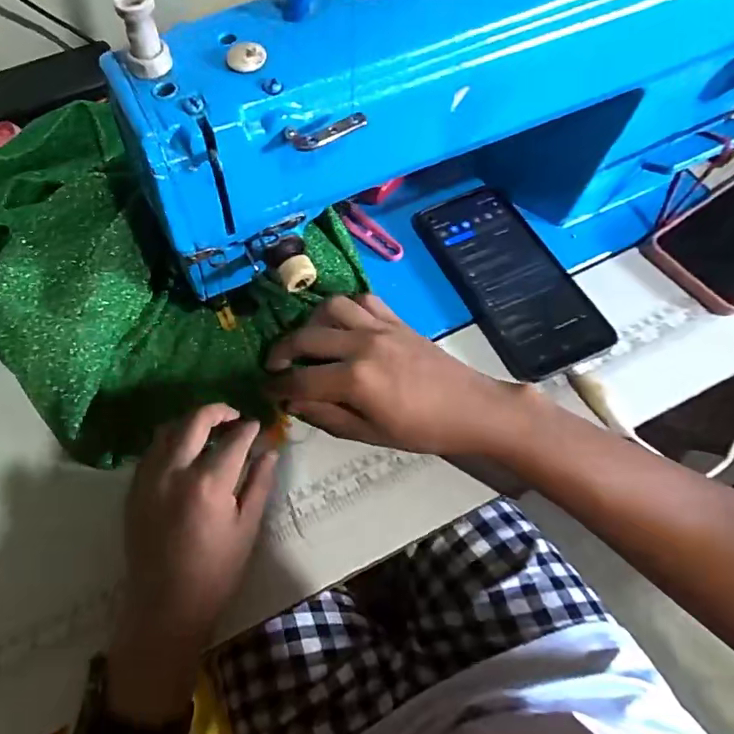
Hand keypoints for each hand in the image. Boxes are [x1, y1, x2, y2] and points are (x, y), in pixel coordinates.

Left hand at [108, 405, 276, 720]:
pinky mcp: (133, 490)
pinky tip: (184, 452)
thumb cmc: (216, 572)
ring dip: (191, 422)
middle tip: (234, 416)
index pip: (234, 439)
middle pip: (195, 421)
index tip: (259, 426)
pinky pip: (151, 450)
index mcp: (207, 483)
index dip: (250, 428)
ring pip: (167, 430)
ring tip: (209, 430)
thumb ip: (259, 483)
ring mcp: (148, 479)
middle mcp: (174, 472)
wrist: (165, 607)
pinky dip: (170, 441)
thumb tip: (270, 451)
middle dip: (218, 411)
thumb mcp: (247, 527)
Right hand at [265, 294, 534, 457]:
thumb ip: (327, 416)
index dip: (276, 386)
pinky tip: (341, 324)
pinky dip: (345, 307)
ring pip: (331, 308)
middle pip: (306, 337)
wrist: (469, 407)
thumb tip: (293, 403)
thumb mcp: (369, 433)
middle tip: (275, 366)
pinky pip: (362, 300)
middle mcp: (362, 345)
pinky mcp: (396, 319)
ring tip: (307, 341)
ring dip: (311, 323)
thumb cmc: (420, 430)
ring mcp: (380, 326)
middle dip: (281, 351)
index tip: (265, 390)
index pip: (300, 379)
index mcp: (355, 380)